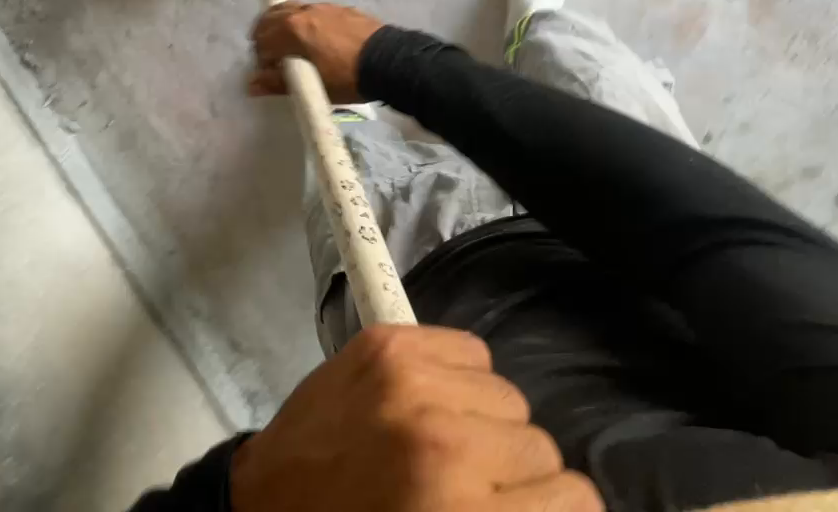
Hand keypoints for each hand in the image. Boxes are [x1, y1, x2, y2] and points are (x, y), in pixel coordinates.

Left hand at [231, 325, 600, 511]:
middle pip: (540, 444)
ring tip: (447, 444)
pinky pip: (473, 350)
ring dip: (488, 422)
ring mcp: (411, 381)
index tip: (532, 509)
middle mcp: (443, 439)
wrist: (263, 504)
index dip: (559, 507)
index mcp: (458, 510)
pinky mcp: (389, 342)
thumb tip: (558, 499)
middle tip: (475, 488)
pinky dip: (464, 378)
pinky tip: (433, 403)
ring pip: (510, 395)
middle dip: (515, 472)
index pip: (574, 496)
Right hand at [248, 2, 385, 101]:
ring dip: (284, 24)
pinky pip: (313, 11)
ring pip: (294, 9)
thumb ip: (279, 83)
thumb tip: (252, 84)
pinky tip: (316, 38)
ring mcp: (324, 7)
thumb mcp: (313, 85)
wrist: (389, 61)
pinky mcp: (341, 9)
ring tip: (290, 43)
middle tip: (270, 53)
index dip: (262, 57)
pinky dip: (305, 21)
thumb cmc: (347, 77)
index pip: (263, 39)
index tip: (268, 72)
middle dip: (266, 34)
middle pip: (273, 16)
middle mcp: (304, 12)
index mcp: (292, 28)